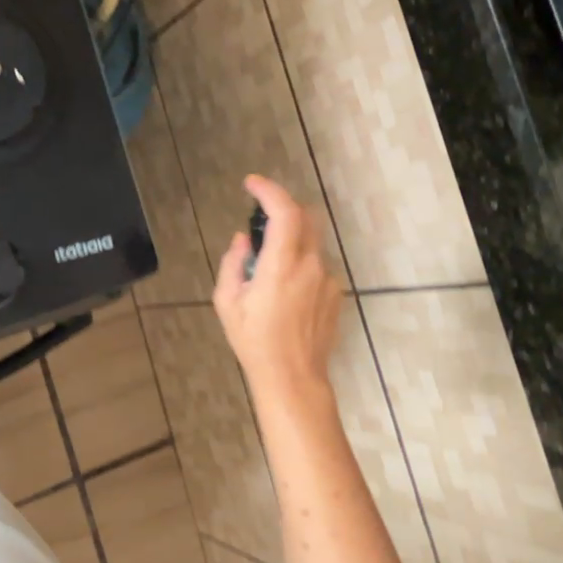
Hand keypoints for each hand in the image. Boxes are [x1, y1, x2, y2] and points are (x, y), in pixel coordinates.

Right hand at [212, 175, 343, 396]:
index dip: (269, 191)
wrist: (293, 377)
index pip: (284, 212)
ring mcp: (327, 279)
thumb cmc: (254, 341)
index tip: (251, 184)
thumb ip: (233, 263)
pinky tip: (285, 292)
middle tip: (260, 219)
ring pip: (311, 241)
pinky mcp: (335, 292)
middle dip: (283, 208)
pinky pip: (317, 264)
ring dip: (290, 240)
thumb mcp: (227, 302)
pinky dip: (300, 264)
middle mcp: (310, 266)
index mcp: (280, 266)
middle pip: (306, 216)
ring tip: (268, 270)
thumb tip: (243, 240)